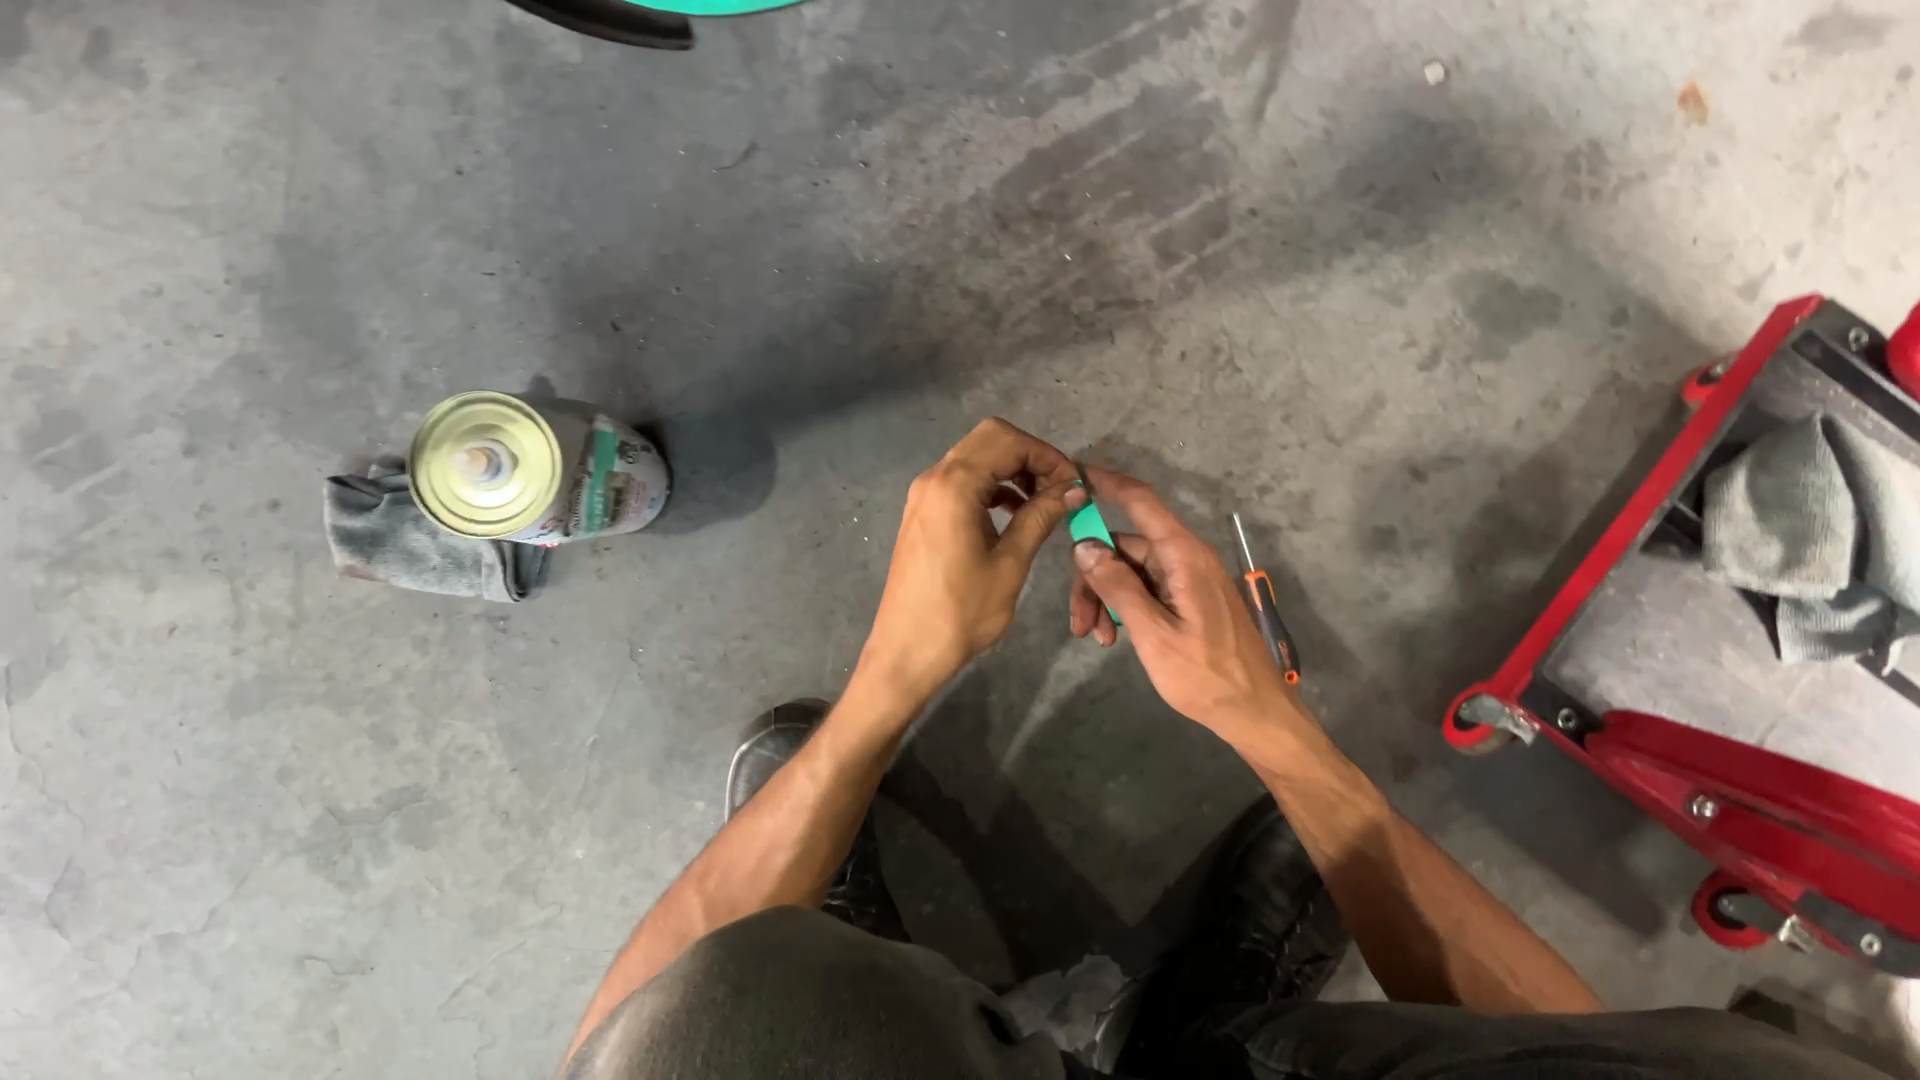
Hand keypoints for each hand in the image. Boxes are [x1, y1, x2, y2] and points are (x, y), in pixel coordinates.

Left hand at [858, 419, 1085, 703]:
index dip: (1046, 455)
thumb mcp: (1010, 563)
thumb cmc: (961, 612)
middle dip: (1029, 457)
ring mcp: (924, 495)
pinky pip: (961, 482)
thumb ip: (1040, 516)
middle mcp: (933, 479)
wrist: (907, 650)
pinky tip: (1013, 514)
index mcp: (953, 485)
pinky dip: (990, 487)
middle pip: (989, 440)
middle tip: (1059, 490)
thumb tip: (1073, 488)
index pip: (1007, 440)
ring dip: (1011, 471)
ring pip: (974, 459)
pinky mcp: (922, 513)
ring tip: (1043, 504)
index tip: (1073, 485)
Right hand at [1067, 466, 1304, 737]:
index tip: (1074, 473)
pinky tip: (1115, 639)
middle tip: (1078, 623)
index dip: (1108, 483)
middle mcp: (1187, 558)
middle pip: (1125, 546)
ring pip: (1130, 570)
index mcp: (1184, 557)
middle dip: (1094, 578)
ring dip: (1106, 598)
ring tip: (1097, 639)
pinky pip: (1146, 589)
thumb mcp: (1153, 634)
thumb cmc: (1206, 676)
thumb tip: (1084, 546)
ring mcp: (1188, 579)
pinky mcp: (1188, 599)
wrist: (1254, 713)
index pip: (1142, 501)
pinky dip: (1125, 607)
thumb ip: (1118, 587)